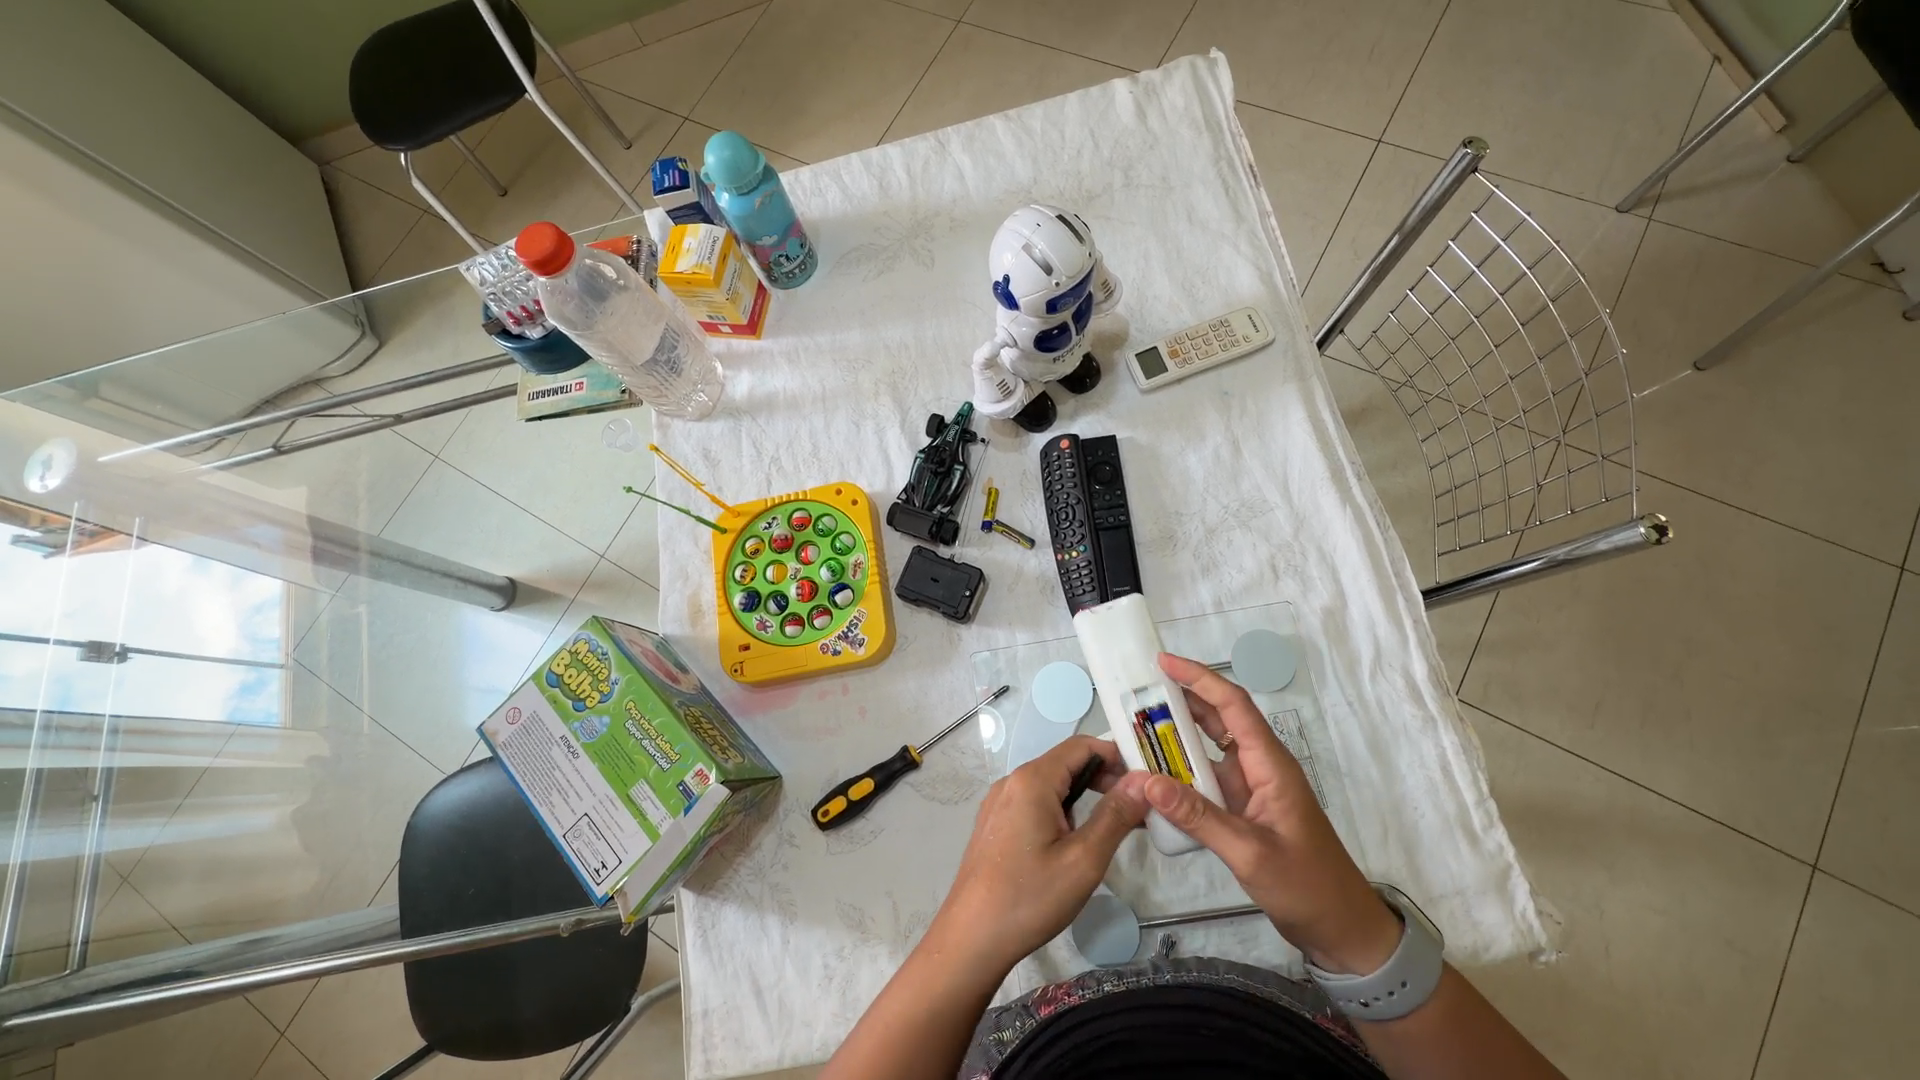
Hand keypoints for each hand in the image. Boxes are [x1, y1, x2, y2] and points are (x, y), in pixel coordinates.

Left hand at [931, 735, 1148, 971]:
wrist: (972, 938)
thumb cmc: (1030, 897)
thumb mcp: (1084, 859)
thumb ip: (1115, 815)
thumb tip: (1142, 780)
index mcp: (1032, 781)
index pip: (1082, 746)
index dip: (1118, 755)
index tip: (1147, 779)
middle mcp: (1012, 782)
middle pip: (1066, 763)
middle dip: (1105, 778)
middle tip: (1138, 807)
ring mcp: (999, 804)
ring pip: (1051, 785)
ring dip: (1086, 797)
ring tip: (1116, 825)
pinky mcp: (996, 825)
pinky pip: (1035, 804)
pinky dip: (1063, 811)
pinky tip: (1077, 840)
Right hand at [1145, 654, 1401, 974]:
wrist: (1339, 929)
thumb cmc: (1306, 885)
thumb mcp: (1250, 852)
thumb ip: (1199, 817)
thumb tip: (1147, 781)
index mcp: (1270, 765)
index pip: (1233, 706)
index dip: (1199, 679)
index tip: (1162, 663)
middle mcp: (1258, 768)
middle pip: (1216, 721)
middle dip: (1178, 703)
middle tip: (1134, 695)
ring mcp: (1249, 791)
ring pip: (1206, 753)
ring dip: (1172, 743)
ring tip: (1132, 733)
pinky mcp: (1240, 813)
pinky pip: (1203, 784)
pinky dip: (1177, 779)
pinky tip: (1150, 784)